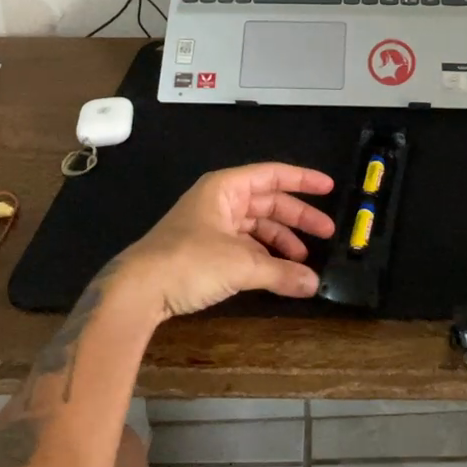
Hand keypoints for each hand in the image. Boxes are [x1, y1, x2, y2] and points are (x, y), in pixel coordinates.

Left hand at [114, 162, 336, 319]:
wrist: (138, 290)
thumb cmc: (189, 261)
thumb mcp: (241, 265)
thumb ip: (282, 272)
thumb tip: (314, 283)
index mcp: (226, 188)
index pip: (272, 176)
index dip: (302, 180)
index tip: (329, 187)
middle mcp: (220, 201)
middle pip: (268, 202)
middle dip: (297, 218)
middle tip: (327, 233)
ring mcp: (212, 226)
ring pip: (257, 227)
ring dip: (281, 243)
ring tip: (303, 263)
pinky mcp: (206, 251)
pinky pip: (245, 246)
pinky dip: (264, 258)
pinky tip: (279, 273)